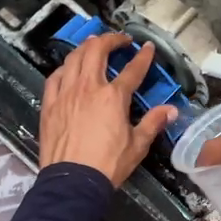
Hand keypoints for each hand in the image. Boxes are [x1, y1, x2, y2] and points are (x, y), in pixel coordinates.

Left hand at [39, 33, 176, 185]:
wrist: (73, 181)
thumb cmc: (108, 164)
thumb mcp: (137, 145)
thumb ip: (153, 123)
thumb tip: (171, 110)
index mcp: (113, 97)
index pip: (132, 70)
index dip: (142, 56)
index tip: (147, 48)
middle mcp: (88, 88)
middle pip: (97, 51)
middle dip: (110, 40)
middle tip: (119, 40)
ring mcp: (66, 94)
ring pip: (74, 58)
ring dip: (86, 47)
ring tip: (94, 45)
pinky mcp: (49, 104)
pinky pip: (55, 77)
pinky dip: (65, 68)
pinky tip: (68, 69)